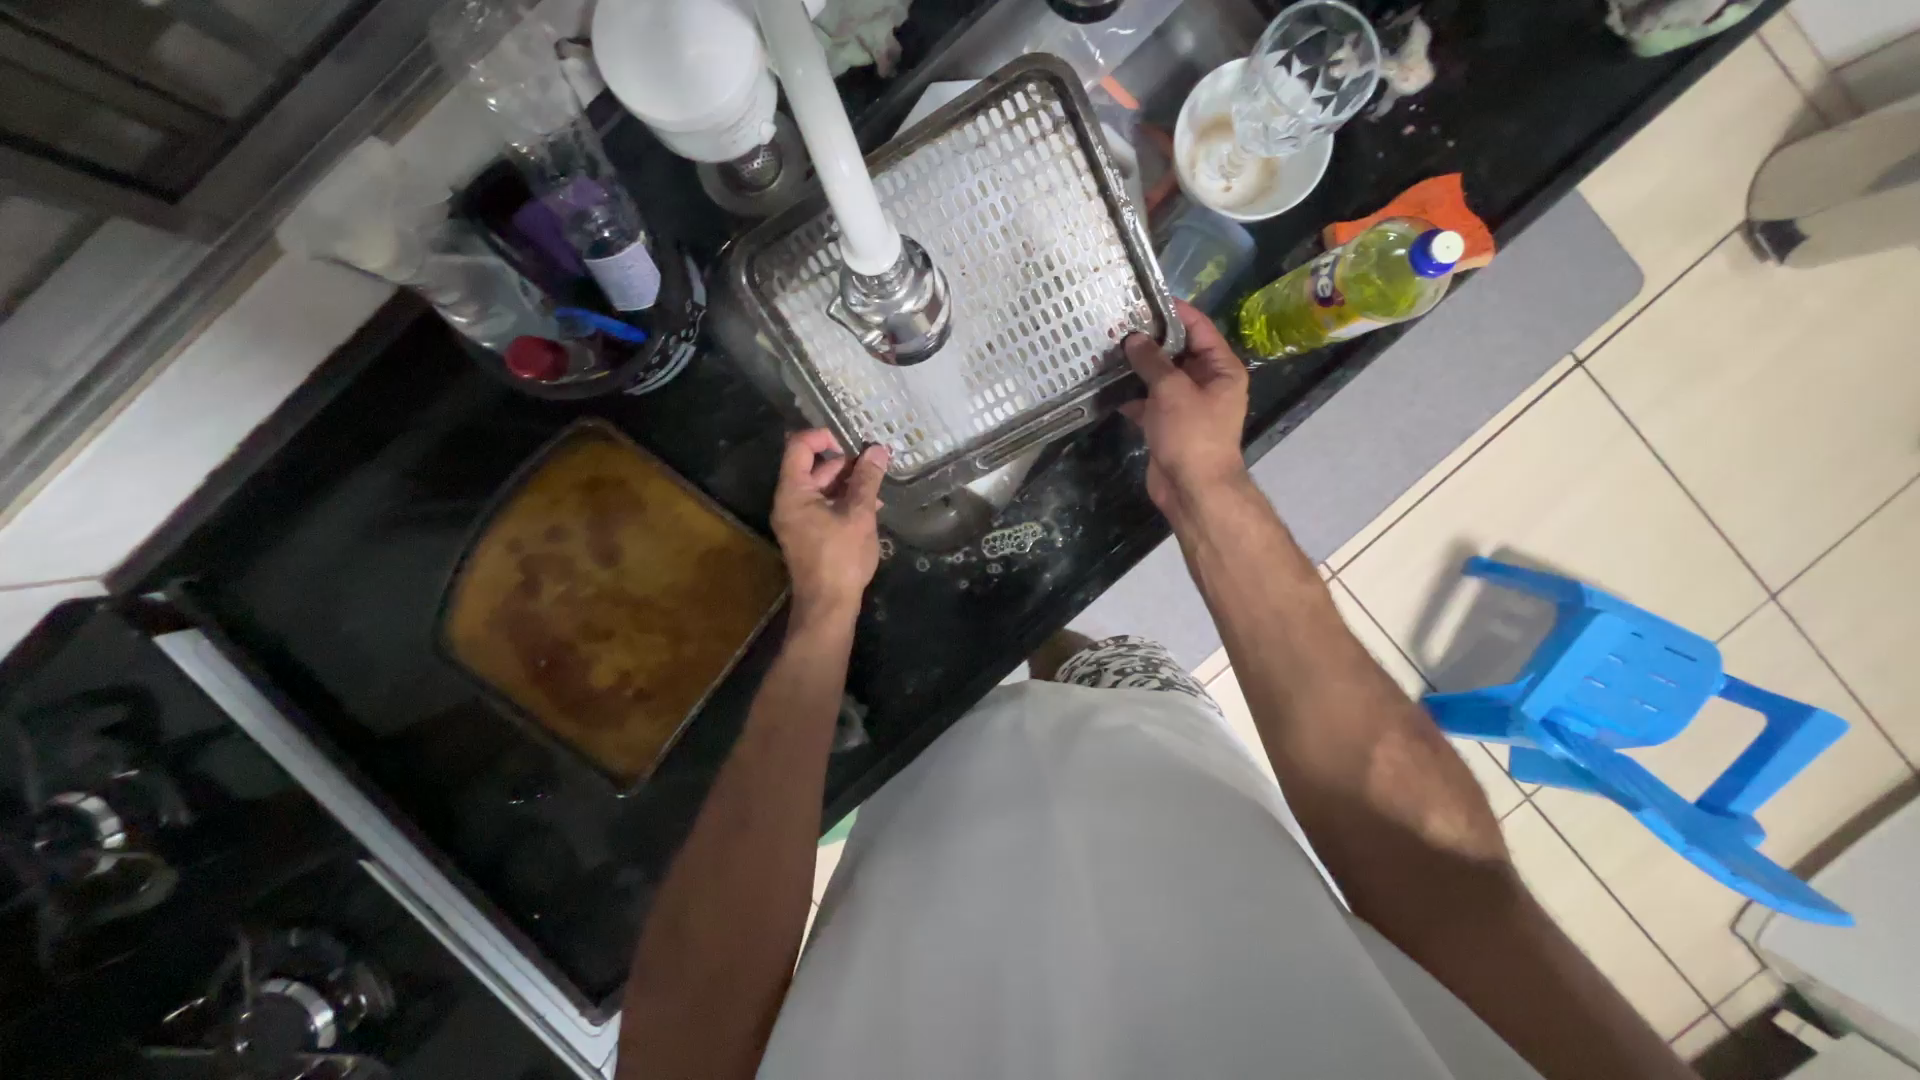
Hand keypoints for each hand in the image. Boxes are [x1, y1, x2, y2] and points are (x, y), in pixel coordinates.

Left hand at [770, 429, 888, 626]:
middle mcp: (789, 502)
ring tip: (877, 486)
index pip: (799, 447)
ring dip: (848, 483)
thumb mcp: (859, 514)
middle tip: (873, 464)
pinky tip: (871, 506)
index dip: (822, 437)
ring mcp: (797, 519)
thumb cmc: (841, 557)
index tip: (850, 441)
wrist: (828, 604)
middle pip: (812, 467)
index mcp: (793, 493)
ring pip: (821, 488)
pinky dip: (844, 501)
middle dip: (843, 463)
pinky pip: (824, 506)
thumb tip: (877, 450)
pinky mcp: (808, 534)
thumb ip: (867, 479)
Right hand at [1119, 300, 1251, 519]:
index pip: (1200, 328)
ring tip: (1108, 349)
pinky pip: (1148, 402)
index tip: (1146, 299)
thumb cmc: (1192, 435)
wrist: (1193, 489)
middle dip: (1151, 340)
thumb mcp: (1172, 391)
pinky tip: (1107, 386)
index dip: (1176, 312)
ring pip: (1161, 377)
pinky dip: (1131, 395)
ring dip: (1138, 368)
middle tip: (1119, 323)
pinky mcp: (1168, 425)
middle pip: (1178, 351)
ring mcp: (1187, 405)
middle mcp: (1207, 383)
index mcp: (1221, 369)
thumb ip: (1152, 361)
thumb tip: (1134, 338)